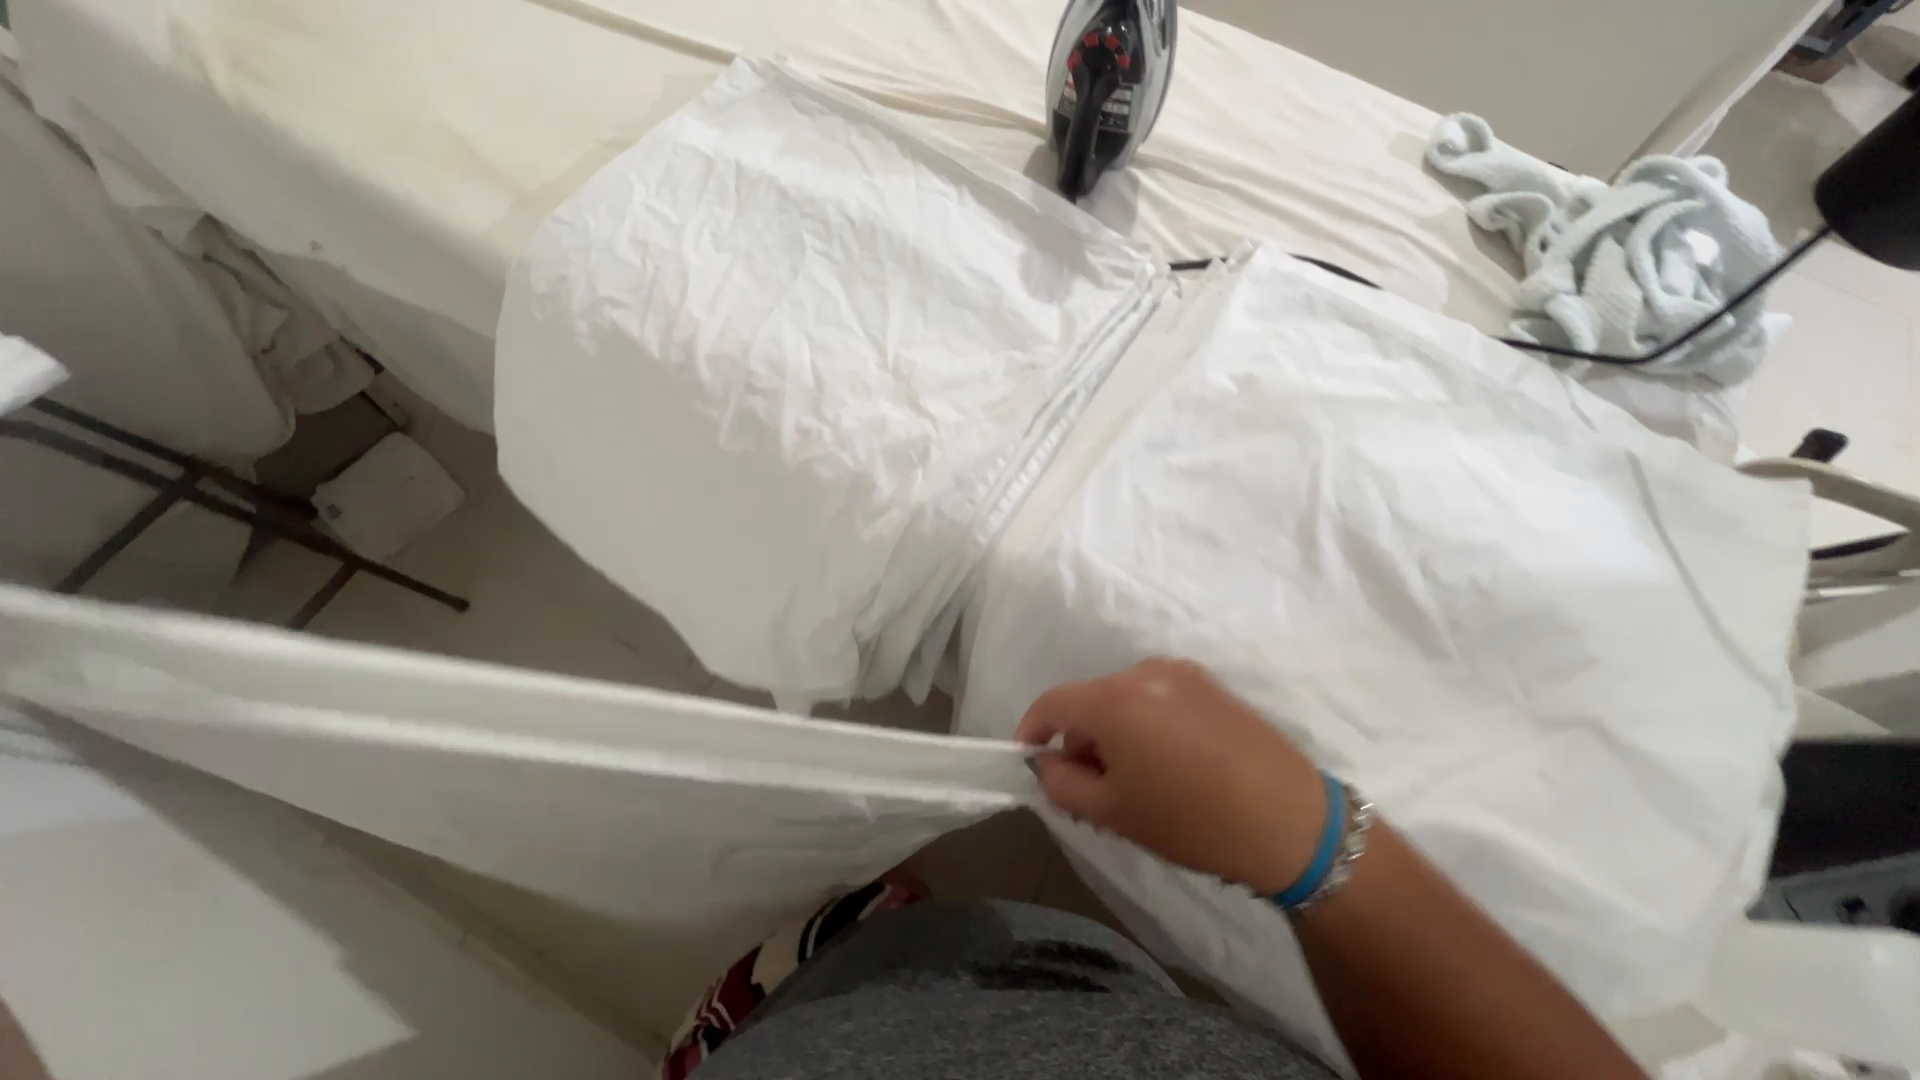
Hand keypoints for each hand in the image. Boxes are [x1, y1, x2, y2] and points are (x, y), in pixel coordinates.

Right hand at [1016, 659, 1329, 894]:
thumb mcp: (1114, 813)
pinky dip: (1147, 725)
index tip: (1031, 762)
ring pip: (1125, 699)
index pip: (1052, 703)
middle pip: (1090, 700)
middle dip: (1079, 739)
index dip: (1032, 731)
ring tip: (1134, 782)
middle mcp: (1145, 673)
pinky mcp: (1214, 686)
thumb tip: (1048, 764)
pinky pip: (1159, 699)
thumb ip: (1062, 783)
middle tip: (1089, 788)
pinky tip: (1169, 767)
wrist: (1291, 821)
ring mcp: (1183, 675)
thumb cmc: (1191, 821)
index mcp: (1114, 700)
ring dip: (1115, 733)